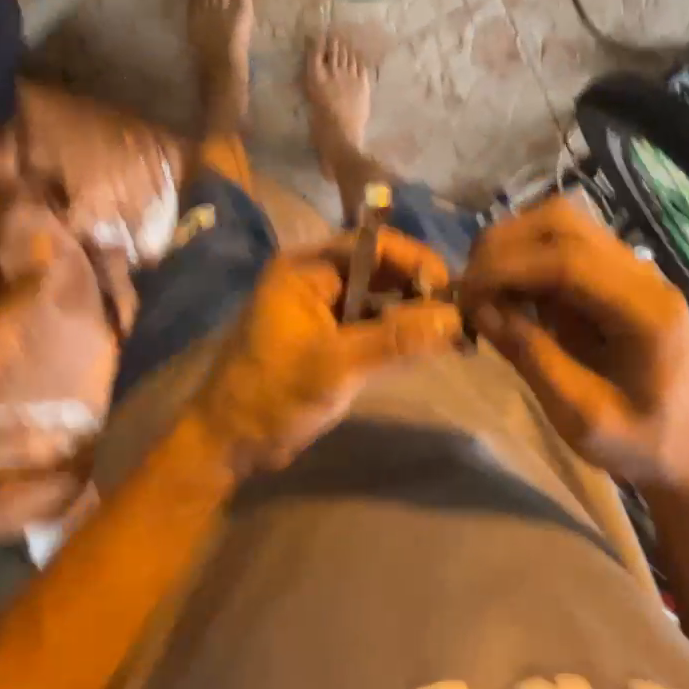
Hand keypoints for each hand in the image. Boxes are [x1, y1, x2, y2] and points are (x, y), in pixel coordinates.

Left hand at [187, 229, 463, 474]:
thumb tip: (456, 317)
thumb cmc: (273, 396)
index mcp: (305, 269)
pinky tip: (429, 349)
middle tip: (460, 317)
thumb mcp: (336, 366)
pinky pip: (370, 325)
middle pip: (380, 269)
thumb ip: (396, 339)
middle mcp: (314, 279)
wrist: (229, 443)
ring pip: (379, 299)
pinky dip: (398, 334)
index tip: (451, 292)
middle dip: (419, 290)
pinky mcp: (327, 339)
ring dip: (413, 314)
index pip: (372, 245)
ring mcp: (321, 310)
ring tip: (454, 335)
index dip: (416, 262)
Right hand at [461, 196, 688, 489]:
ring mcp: (630, 270)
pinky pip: (561, 245)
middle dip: (506, 243)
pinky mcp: (612, 276)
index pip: (569, 261)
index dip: (509, 268)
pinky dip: (523, 258)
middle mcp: (644, 276)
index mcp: (647, 312)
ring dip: (512, 245)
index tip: (465, 292)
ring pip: (561, 224)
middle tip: (469, 284)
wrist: (681, 450)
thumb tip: (478, 308)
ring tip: (482, 285)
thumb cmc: (635, 443)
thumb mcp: (579, 416)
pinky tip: (503, 291)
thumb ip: (531, 358)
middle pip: (565, 223)